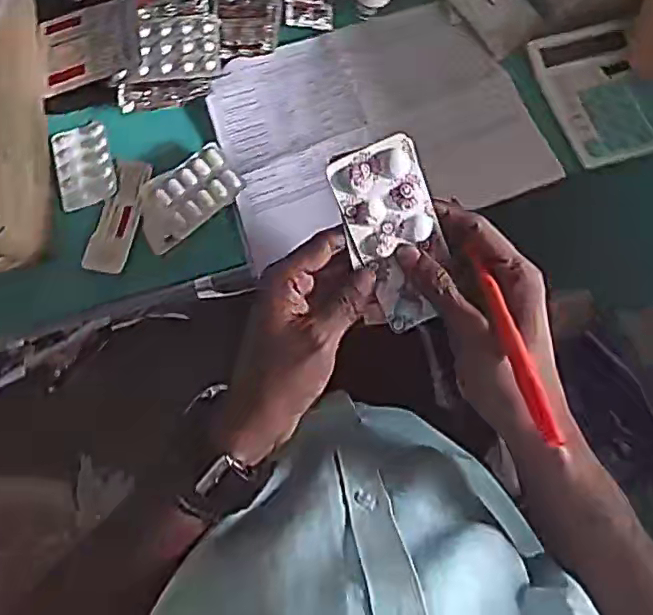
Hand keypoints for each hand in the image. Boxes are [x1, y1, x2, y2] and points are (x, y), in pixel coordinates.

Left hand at [211, 229, 373, 465]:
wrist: (257, 420)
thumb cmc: (278, 381)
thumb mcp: (320, 338)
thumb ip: (347, 301)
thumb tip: (370, 273)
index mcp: (283, 280)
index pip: (322, 245)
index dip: (352, 237)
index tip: (381, 231)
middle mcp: (287, 286)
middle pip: (329, 262)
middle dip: (361, 261)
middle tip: (395, 257)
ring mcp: (295, 305)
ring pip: (334, 283)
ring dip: (360, 284)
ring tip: (394, 278)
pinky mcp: (303, 324)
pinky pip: (331, 304)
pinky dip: (352, 304)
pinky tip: (379, 305)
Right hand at [400, 202, 575, 452]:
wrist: (529, 429)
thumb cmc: (511, 381)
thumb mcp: (472, 331)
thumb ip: (440, 289)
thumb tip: (408, 253)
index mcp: (517, 274)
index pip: (477, 229)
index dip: (445, 215)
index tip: (411, 206)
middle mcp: (505, 279)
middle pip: (464, 245)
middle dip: (430, 237)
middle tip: (392, 229)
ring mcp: (492, 298)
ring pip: (454, 266)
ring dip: (426, 261)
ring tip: (392, 251)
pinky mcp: (478, 316)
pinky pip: (450, 289)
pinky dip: (429, 284)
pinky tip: (404, 281)